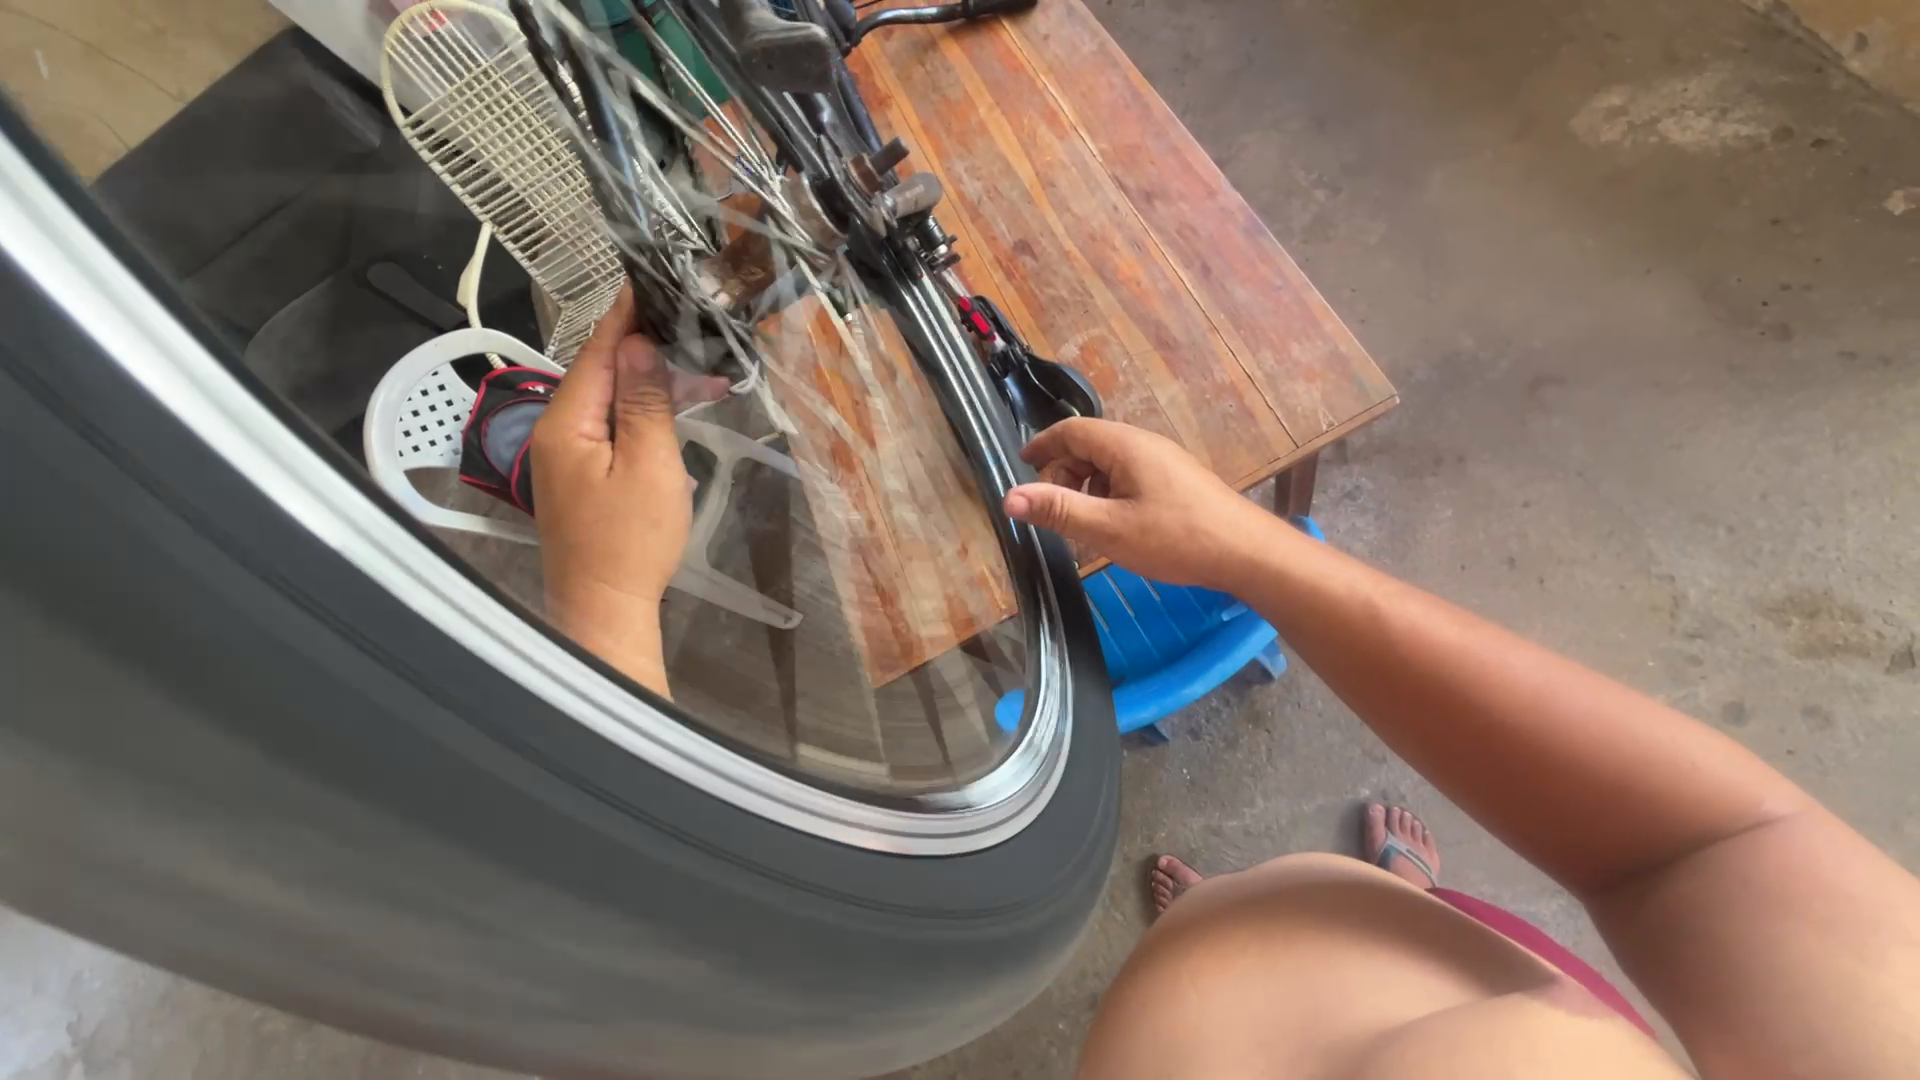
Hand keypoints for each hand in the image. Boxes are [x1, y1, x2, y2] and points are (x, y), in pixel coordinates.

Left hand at [530, 288, 728, 691]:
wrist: (605, 607)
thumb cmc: (633, 540)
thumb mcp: (650, 466)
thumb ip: (644, 402)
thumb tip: (639, 344)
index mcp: (567, 421)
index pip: (597, 352)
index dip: (625, 316)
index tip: (650, 280)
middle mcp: (556, 430)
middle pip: (602, 374)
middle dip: (649, 351)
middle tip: (699, 332)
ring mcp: (566, 454)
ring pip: (610, 402)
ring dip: (653, 387)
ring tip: (706, 379)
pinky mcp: (581, 474)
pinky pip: (611, 428)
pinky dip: (643, 415)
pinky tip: (674, 413)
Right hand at [1003, 418, 1280, 590]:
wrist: (1247, 553)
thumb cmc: (1175, 538)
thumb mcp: (1108, 528)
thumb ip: (1058, 510)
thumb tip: (1009, 497)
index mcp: (1124, 445)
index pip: (1071, 430)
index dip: (1042, 446)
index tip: (1021, 466)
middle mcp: (1143, 445)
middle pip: (1088, 446)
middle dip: (1063, 474)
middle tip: (1052, 512)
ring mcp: (1163, 462)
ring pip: (1109, 464)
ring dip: (1086, 488)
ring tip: (1083, 525)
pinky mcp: (1175, 481)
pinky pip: (1129, 477)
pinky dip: (1109, 495)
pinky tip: (1115, 527)